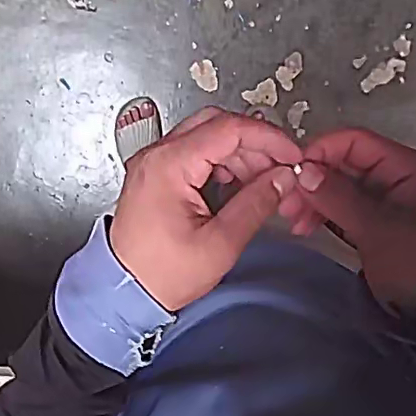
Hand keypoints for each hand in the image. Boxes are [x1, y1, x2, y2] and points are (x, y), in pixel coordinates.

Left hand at [109, 107, 316, 310]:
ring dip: (238, 154)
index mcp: (168, 165)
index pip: (228, 128)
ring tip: (261, 183)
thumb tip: (282, 178)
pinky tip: (237, 186)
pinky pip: (192, 154)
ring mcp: (152, 164)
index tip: (291, 155)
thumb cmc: (160, 273)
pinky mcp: (154, 175)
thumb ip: (256, 204)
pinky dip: (219, 163)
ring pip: (205, 136)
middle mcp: (155, 157)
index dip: (268, 138)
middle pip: (216, 125)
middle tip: (279, 168)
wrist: (124, 290)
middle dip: (254, 144)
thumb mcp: (220, 243)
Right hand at [298, 127, 415, 313]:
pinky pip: (338, 206)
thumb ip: (339, 198)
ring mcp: (381, 200)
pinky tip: (305, 227)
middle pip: (341, 163)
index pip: (354, 142)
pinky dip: (320, 213)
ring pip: (335, 185)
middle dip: (311, 180)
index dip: (321, 152)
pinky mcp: (370, 221)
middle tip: (287, 204)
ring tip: (293, 220)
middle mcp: (392, 177)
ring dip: (311, 199)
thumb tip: (303, 171)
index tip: (292, 174)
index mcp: (404, 167)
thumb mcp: (378, 229)